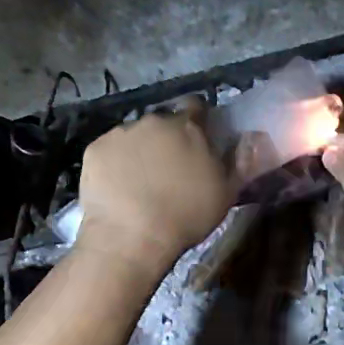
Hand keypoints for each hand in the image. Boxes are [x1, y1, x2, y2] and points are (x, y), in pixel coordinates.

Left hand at [76, 103, 233, 272]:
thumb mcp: (226, 192)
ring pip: (136, 135)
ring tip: (142, 182)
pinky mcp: (95, 149)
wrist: (130, 237)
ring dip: (142, 150)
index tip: (199, 142)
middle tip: (170, 170)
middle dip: (168, 139)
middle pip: (164, 122)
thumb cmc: (186, 216)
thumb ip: (238, 160)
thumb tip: (248, 139)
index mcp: (189, 127)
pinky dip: (116, 162)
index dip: (199, 122)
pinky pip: (111, 150)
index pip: (197, 107)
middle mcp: (154, 120)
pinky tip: (119, 187)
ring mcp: (121, 133)